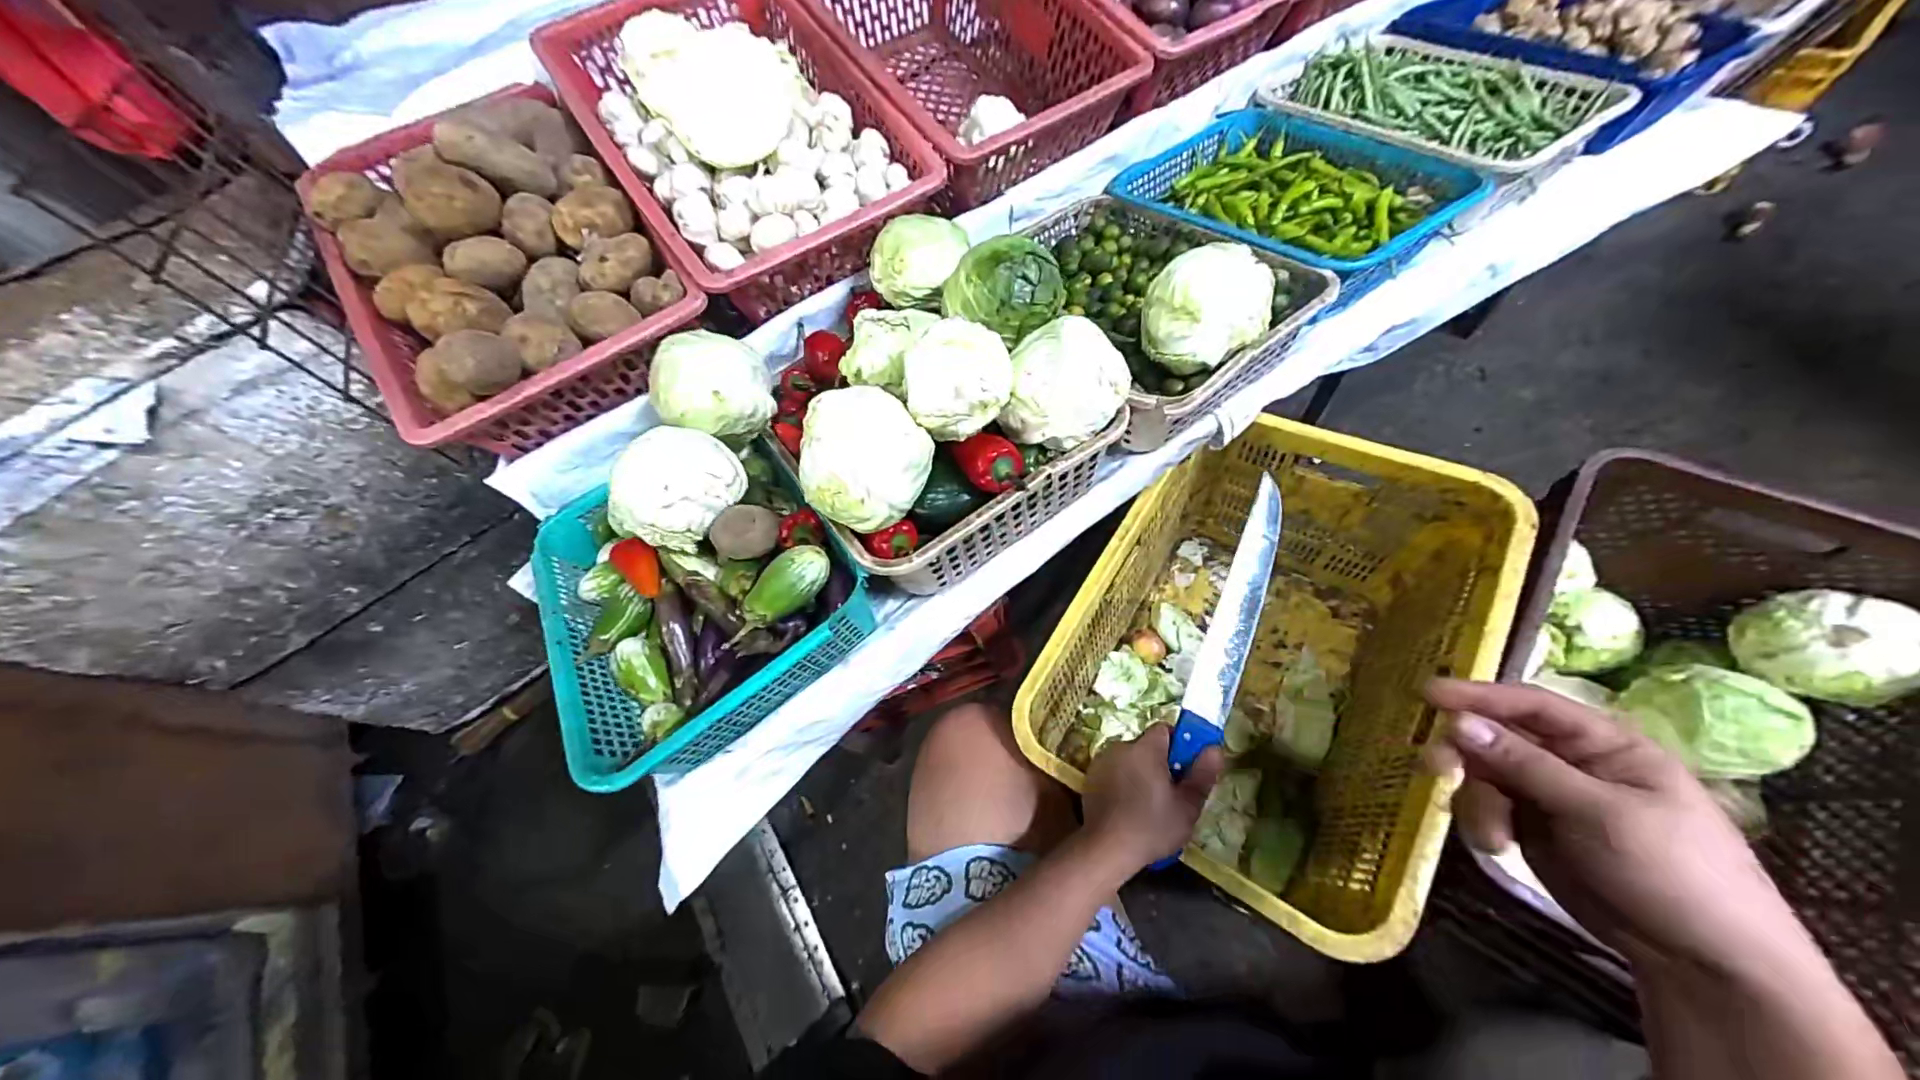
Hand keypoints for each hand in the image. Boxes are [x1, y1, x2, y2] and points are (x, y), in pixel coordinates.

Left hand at [1082, 723, 1224, 870]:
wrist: (1106, 848)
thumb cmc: (1152, 826)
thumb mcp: (1187, 806)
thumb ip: (1202, 775)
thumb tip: (1214, 749)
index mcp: (1145, 748)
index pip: (1164, 729)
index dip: (1178, 744)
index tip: (1185, 768)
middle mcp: (1120, 747)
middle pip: (1146, 745)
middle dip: (1160, 762)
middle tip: (1171, 792)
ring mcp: (1101, 761)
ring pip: (1129, 759)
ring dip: (1140, 772)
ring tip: (1149, 803)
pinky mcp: (1090, 777)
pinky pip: (1113, 771)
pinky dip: (1122, 782)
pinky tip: (1128, 807)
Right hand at [1423, 679, 1810, 977]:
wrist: (1705, 965)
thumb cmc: (1673, 873)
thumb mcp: (1599, 813)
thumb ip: (1525, 765)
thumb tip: (1457, 722)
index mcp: (1604, 744)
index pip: (1531, 704)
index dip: (1478, 695)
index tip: (1427, 694)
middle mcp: (1570, 761)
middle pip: (1497, 737)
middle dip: (1465, 753)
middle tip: (1437, 770)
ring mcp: (1548, 795)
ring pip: (1484, 774)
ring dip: (1475, 800)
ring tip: (1491, 838)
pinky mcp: (1531, 827)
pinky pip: (1486, 806)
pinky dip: (1480, 821)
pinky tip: (1495, 846)